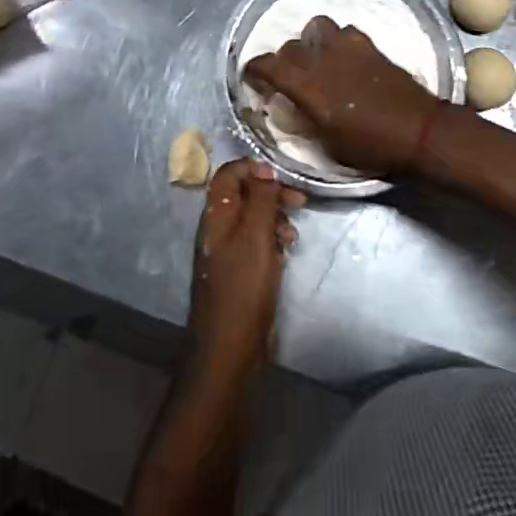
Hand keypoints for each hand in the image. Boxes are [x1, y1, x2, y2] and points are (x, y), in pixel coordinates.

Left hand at [189, 159, 302, 377]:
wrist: (229, 348)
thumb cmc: (243, 288)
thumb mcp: (256, 237)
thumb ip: (260, 199)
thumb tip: (264, 169)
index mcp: (216, 216)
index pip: (228, 174)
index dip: (253, 167)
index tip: (282, 176)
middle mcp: (218, 228)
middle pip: (243, 194)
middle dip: (271, 192)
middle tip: (299, 200)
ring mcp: (227, 251)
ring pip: (253, 218)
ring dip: (276, 217)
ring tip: (294, 233)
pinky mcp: (239, 270)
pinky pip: (256, 242)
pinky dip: (273, 239)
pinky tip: (287, 250)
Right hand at [243, 16, 443, 175]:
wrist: (419, 131)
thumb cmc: (372, 148)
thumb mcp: (329, 146)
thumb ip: (307, 120)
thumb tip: (297, 108)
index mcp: (308, 88)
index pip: (267, 64)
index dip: (254, 69)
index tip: (253, 78)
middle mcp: (323, 61)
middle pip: (290, 46)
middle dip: (283, 60)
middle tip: (288, 78)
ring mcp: (348, 49)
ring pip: (317, 27)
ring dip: (312, 41)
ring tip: (318, 58)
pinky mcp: (370, 46)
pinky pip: (345, 31)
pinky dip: (339, 41)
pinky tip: (345, 57)